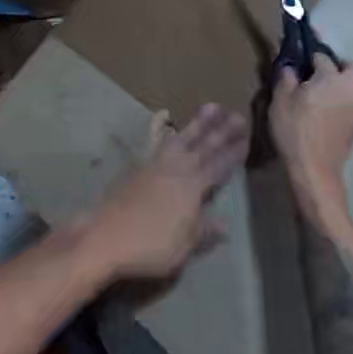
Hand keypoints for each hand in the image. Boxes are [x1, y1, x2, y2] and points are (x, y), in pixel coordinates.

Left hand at [78, 104, 249, 281]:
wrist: (106, 235)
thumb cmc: (150, 246)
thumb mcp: (183, 246)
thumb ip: (204, 230)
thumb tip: (226, 223)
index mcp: (192, 187)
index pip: (218, 167)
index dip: (233, 154)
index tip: (247, 138)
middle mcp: (177, 169)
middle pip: (204, 147)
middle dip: (222, 131)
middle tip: (238, 115)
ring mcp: (157, 164)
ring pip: (184, 138)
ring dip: (199, 123)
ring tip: (212, 107)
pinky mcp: (141, 166)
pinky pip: (162, 142)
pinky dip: (171, 131)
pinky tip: (173, 125)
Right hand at [268, 55, 352, 228]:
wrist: (315, 170)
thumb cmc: (295, 130)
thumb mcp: (281, 99)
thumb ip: (287, 76)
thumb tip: (292, 66)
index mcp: (332, 76)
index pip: (320, 55)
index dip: (307, 55)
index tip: (297, 57)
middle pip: (346, 66)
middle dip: (331, 66)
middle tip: (311, 75)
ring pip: (352, 83)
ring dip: (339, 82)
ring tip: (317, 92)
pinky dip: (342, 98)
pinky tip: (325, 108)